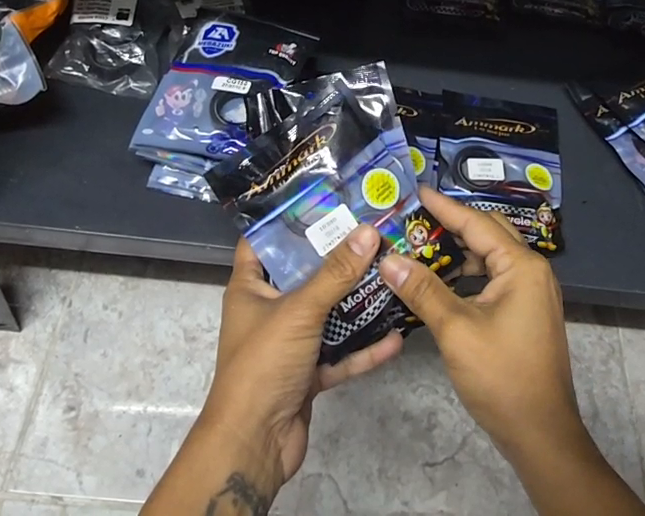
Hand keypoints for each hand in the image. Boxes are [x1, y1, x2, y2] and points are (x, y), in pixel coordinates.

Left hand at [144, 225, 403, 515]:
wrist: (254, 444)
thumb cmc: (263, 364)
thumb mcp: (300, 310)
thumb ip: (336, 273)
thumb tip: (368, 231)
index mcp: (250, 288)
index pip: (262, 242)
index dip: (287, 220)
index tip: (325, 201)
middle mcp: (268, 310)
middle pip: (304, 276)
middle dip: (337, 260)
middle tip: (373, 234)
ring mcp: (289, 344)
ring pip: (327, 316)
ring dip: (355, 304)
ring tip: (390, 277)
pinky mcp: (308, 375)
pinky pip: (340, 355)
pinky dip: (364, 349)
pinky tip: (394, 338)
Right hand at [378, 189, 644, 515]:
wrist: (541, 433)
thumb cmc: (501, 377)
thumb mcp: (456, 330)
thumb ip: (423, 290)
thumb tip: (389, 259)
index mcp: (521, 267)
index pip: (476, 224)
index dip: (444, 207)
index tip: (416, 191)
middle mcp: (531, 272)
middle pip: (487, 234)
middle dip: (451, 225)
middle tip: (414, 219)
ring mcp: (530, 294)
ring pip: (489, 258)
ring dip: (458, 252)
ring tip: (420, 248)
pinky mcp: (525, 313)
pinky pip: (493, 279)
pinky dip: (467, 275)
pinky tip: (440, 283)